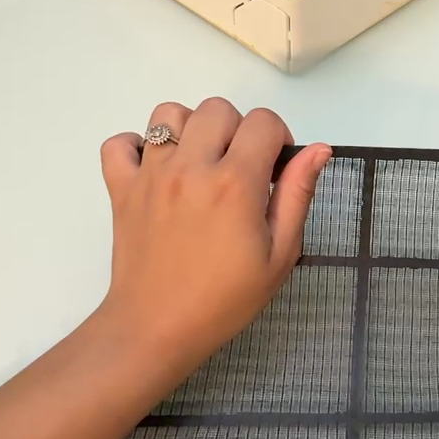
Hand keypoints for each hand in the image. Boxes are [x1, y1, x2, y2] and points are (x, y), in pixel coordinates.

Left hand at [92, 98, 329, 372]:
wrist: (157, 329)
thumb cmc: (226, 298)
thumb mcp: (281, 253)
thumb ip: (298, 194)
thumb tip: (318, 150)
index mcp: (237, 183)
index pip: (263, 122)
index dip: (279, 138)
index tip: (276, 170)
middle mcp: (192, 167)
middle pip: (218, 109)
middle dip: (238, 129)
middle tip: (241, 169)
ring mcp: (151, 175)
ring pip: (169, 114)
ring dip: (190, 129)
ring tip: (200, 164)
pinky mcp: (120, 188)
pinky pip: (119, 143)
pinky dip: (137, 147)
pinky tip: (158, 171)